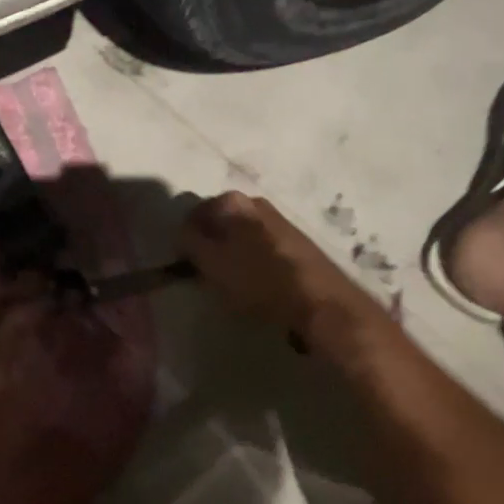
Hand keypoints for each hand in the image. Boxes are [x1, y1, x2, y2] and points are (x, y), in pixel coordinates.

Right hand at [179, 191, 370, 338]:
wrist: (322, 302)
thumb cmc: (259, 280)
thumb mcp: (211, 264)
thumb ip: (189, 242)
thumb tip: (181, 232)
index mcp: (232, 201)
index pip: (195, 212)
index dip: (186, 237)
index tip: (186, 261)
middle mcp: (256, 202)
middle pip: (221, 219)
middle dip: (212, 241)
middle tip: (207, 270)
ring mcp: (280, 220)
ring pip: (243, 232)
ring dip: (234, 250)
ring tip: (233, 280)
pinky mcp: (298, 242)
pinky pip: (263, 246)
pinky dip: (255, 259)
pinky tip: (258, 283)